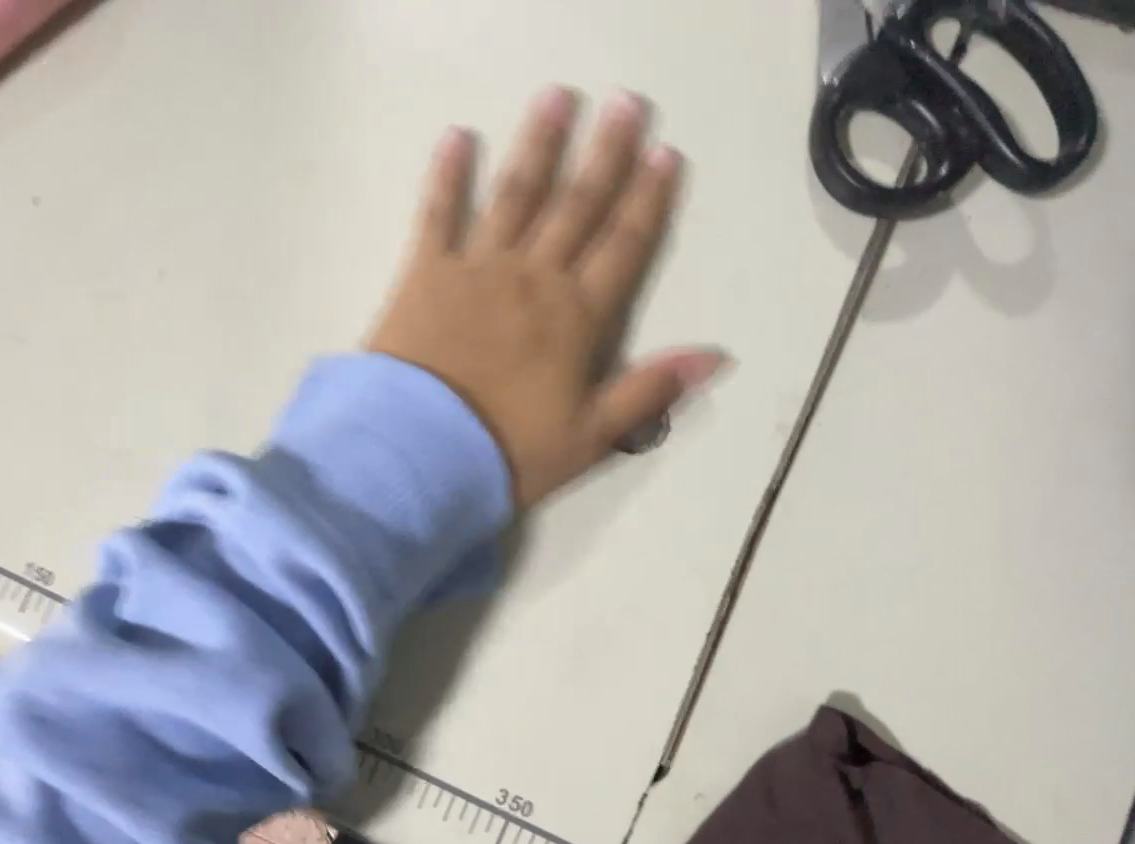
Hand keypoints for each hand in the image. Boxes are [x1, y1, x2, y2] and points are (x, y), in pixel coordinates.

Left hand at [368, 86, 721, 510]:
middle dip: (605, 155)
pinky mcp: (423, 275)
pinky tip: (458, 138)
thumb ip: (649, 392)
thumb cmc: (504, 453)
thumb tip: (717, 357)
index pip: (624, 247)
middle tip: (626, 104)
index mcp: (576, 318)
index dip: (647, 200)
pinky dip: (447, 176)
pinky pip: (437, 215)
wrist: (417, 455)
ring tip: (557, 98)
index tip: (665, 155)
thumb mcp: (589, 438)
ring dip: (539, 146)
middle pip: (577, 207)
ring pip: (516, 196)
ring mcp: (476, 270)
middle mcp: (532, 280)